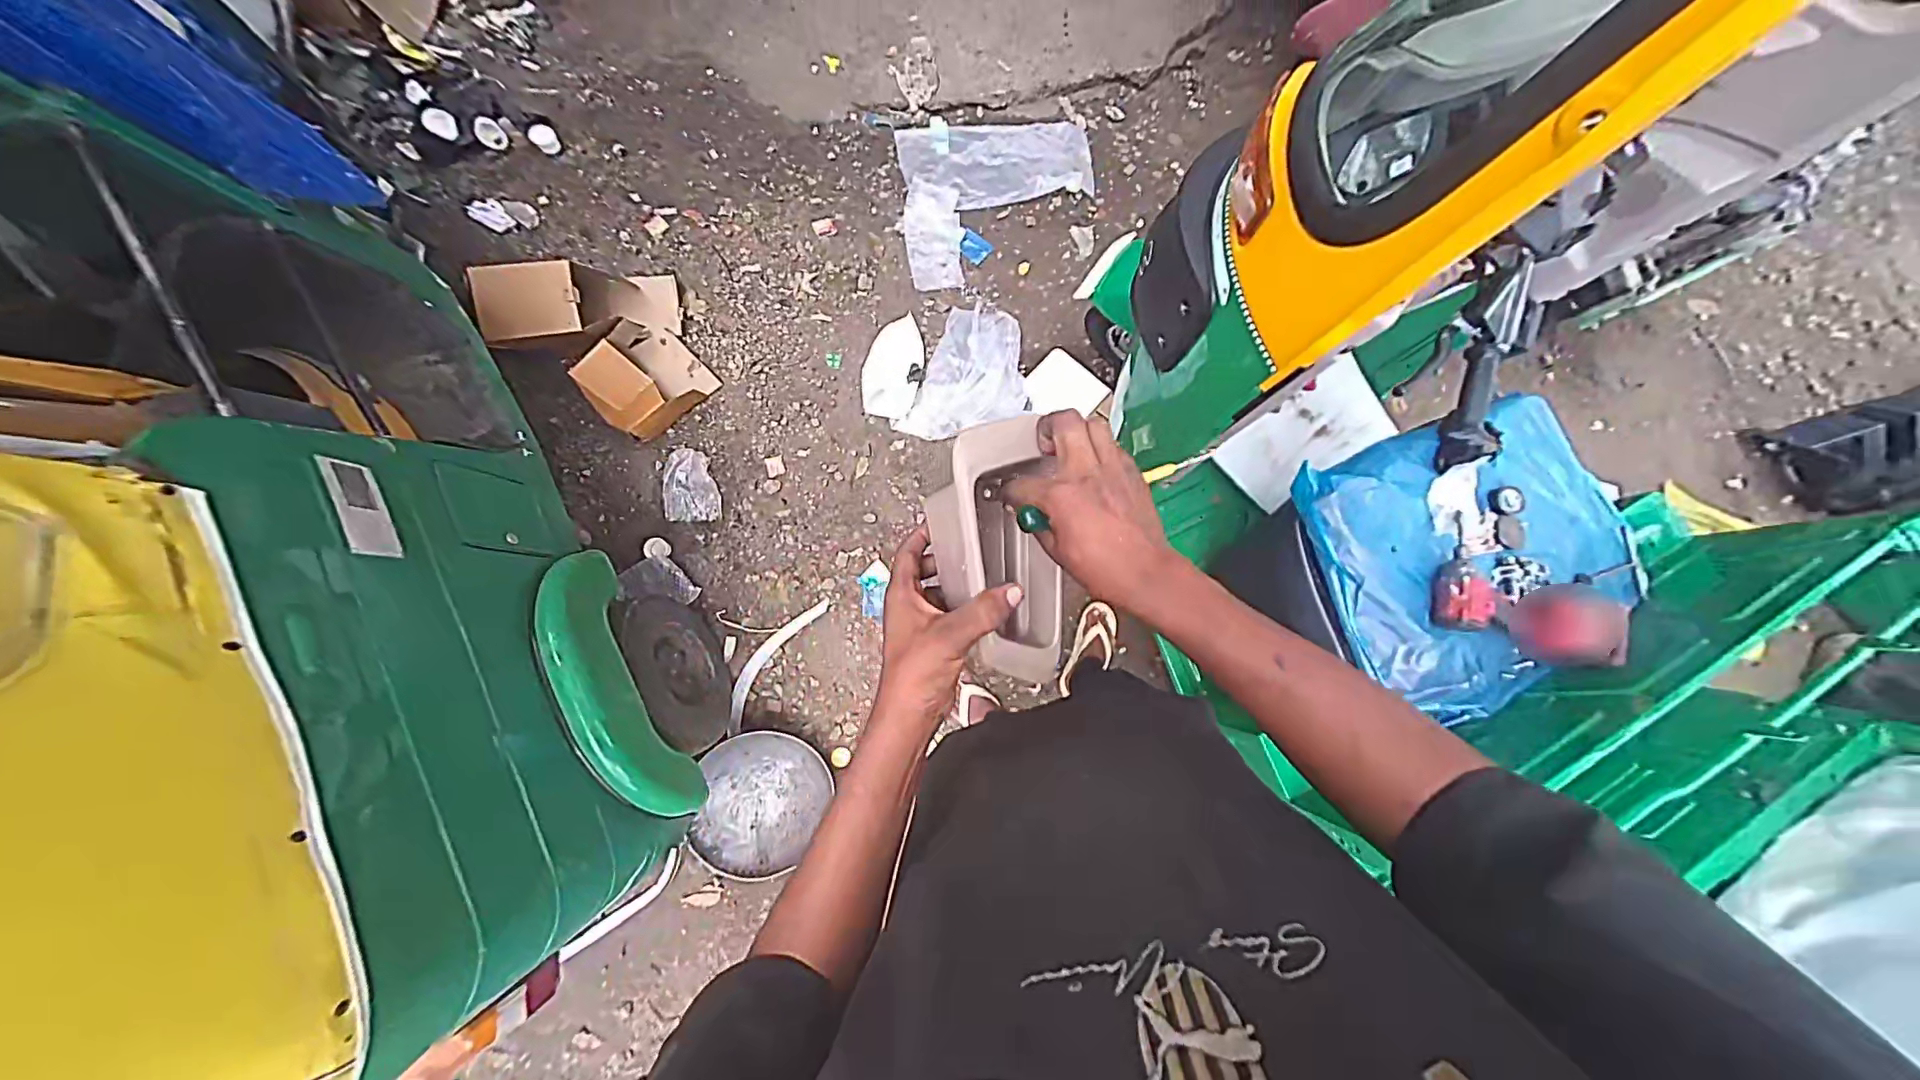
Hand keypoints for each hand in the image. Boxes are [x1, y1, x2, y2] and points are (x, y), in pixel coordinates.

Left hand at [873, 526, 1022, 728]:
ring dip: (955, 584)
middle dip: (943, 559)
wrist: (909, 715)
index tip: (938, 523)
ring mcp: (921, 626)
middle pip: (923, 572)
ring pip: (938, 594)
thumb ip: (982, 611)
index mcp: (901, 596)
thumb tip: (1007, 591)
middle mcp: (908, 608)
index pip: (906, 553)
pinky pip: (949, 616)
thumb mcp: (949, 634)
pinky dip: (964, 608)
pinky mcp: (934, 643)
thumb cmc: (910, 677)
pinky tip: (981, 610)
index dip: (920, 535)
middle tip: (965, 549)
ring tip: (978, 576)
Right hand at [1003, 410, 1178, 614]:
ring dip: (1077, 430)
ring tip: (1071, 444)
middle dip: (1046, 427)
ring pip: (1093, 424)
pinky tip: (1096, 465)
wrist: (1145, 572)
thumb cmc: (1107, 568)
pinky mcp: (1133, 473)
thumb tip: (1035, 516)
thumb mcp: (1058, 551)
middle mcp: (1087, 474)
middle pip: (1063, 422)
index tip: (1013, 493)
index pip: (1023, 483)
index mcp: (1061, 495)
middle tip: (1043, 442)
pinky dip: (1101, 449)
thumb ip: (1041, 524)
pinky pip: (1113, 446)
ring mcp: (1113, 469)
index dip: (1011, 490)